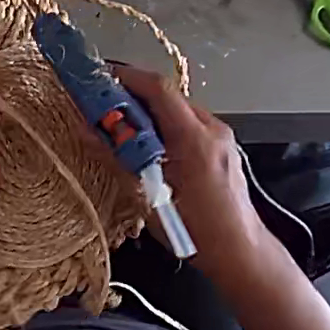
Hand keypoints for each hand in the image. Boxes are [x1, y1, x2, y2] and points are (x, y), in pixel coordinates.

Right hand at [116, 66, 283, 286]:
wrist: (241, 252)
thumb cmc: (195, 232)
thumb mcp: (147, 197)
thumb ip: (117, 158)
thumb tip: (87, 131)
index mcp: (194, 138)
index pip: (158, 89)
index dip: (127, 77)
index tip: (100, 78)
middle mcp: (212, 129)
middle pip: (167, 96)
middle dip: (133, 95)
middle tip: (103, 104)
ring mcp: (221, 137)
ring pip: (178, 109)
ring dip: (148, 112)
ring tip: (121, 126)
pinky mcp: (223, 147)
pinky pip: (189, 123)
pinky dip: (164, 125)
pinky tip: (149, 144)